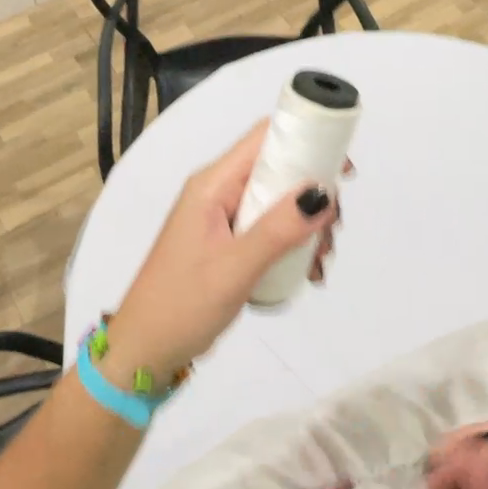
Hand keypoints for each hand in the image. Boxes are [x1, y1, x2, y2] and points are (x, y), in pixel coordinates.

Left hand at [101, 121, 342, 383]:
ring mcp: (221, 220)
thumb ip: (279, 229)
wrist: (145, 349)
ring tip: (319, 264)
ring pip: (277, 204)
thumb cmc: (183, 304)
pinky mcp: (226, 245)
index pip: (264, 139)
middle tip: (331, 234)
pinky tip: (307, 274)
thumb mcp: (235, 267)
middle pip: (277, 172)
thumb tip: (322, 193)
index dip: (307, 142)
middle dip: (312, 197)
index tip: (342, 173)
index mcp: (212, 185)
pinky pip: (267, 231)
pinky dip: (291, 247)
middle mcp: (217, 193)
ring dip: (306, 228)